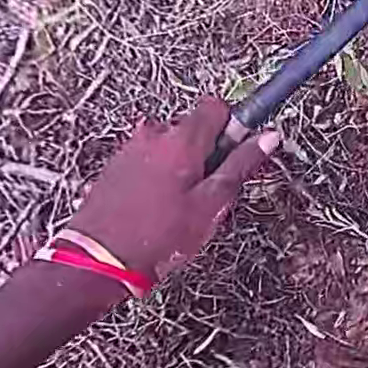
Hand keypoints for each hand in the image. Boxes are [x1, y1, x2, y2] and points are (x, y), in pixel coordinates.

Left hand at [67, 97, 279, 280]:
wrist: (99, 261)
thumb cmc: (158, 236)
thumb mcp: (211, 203)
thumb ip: (240, 165)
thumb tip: (268, 138)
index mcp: (182, 139)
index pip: (217, 107)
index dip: (234, 128)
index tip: (239, 152)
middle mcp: (154, 134)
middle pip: (195, 128)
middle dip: (209, 153)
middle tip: (211, 191)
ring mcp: (132, 148)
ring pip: (173, 146)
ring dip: (185, 166)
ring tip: (183, 205)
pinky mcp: (117, 165)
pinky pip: (152, 159)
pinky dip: (162, 176)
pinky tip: (161, 207)